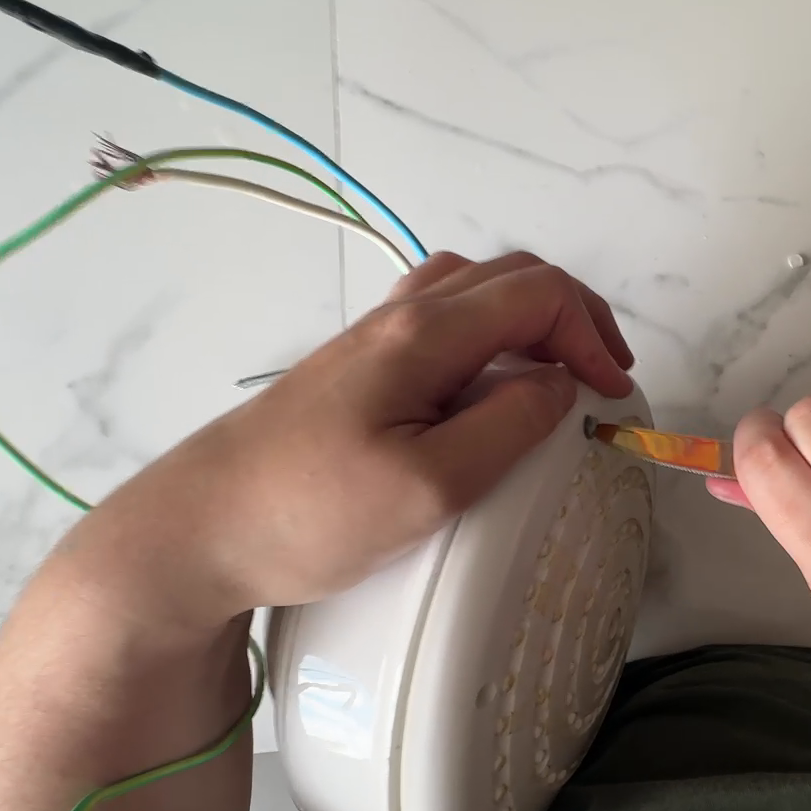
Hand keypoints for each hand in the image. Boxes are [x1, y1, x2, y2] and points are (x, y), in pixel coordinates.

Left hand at [57, 251, 635, 634]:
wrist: (196, 534)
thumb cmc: (314, 514)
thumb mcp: (434, 486)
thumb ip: (509, 424)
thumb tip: (557, 384)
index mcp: (424, 335)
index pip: (537, 294)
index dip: (592, 334)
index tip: (614, 393)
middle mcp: (400, 317)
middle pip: (510, 276)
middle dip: (574, 316)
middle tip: (603, 373)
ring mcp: (374, 339)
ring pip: (475, 290)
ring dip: (534, 319)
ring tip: (560, 370)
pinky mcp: (359, 368)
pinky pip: (445, 321)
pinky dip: (495, 334)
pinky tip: (492, 381)